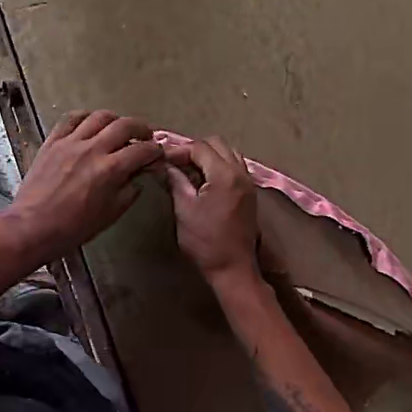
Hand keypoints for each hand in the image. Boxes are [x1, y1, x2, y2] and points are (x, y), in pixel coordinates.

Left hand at [7, 110, 162, 259]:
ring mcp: (71, 143)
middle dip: (141, 128)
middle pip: (125, 125)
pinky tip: (90, 123)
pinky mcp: (53, 142)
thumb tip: (138, 176)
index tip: (157, 153)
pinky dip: (85, 117)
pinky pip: (70, 119)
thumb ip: (129, 190)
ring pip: (99, 116)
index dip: (155, 150)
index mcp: (110, 170)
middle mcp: (93, 150)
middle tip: (144, 136)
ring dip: (115, 119)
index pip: (143, 150)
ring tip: (118, 128)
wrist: (33, 227)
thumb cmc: (72, 227)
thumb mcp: (111, 213)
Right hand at [163, 135, 259, 279]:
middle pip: (217, 144)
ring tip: (188, 171)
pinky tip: (204, 181)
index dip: (178, 150)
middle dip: (194, 149)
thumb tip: (166, 166)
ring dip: (208, 156)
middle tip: (175, 163)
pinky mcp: (249, 193)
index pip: (200, 147)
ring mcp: (248, 182)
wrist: (233, 267)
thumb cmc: (205, 241)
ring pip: (228, 153)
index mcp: (225, 175)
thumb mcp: (184, 210)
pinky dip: (219, 166)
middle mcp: (241, 173)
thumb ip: (176, 182)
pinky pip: (235, 167)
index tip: (162, 160)